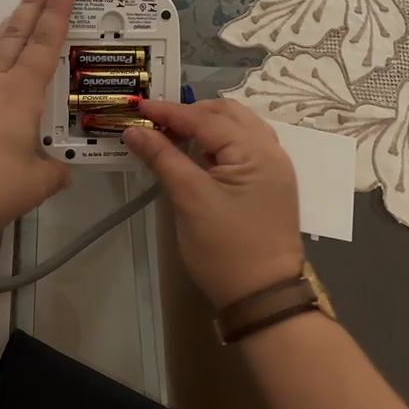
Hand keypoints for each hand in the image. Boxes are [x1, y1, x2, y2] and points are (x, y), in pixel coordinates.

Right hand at [123, 99, 304, 307]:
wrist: (264, 300)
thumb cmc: (225, 248)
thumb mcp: (189, 199)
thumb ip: (162, 157)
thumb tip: (134, 130)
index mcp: (256, 151)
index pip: (206, 119)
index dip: (169, 112)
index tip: (138, 108)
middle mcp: (271, 151)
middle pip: (227, 114)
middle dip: (190, 112)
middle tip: (157, 122)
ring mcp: (275, 168)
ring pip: (238, 127)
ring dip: (206, 123)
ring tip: (174, 134)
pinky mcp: (270, 184)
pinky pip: (244, 145)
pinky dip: (219, 140)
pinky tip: (199, 151)